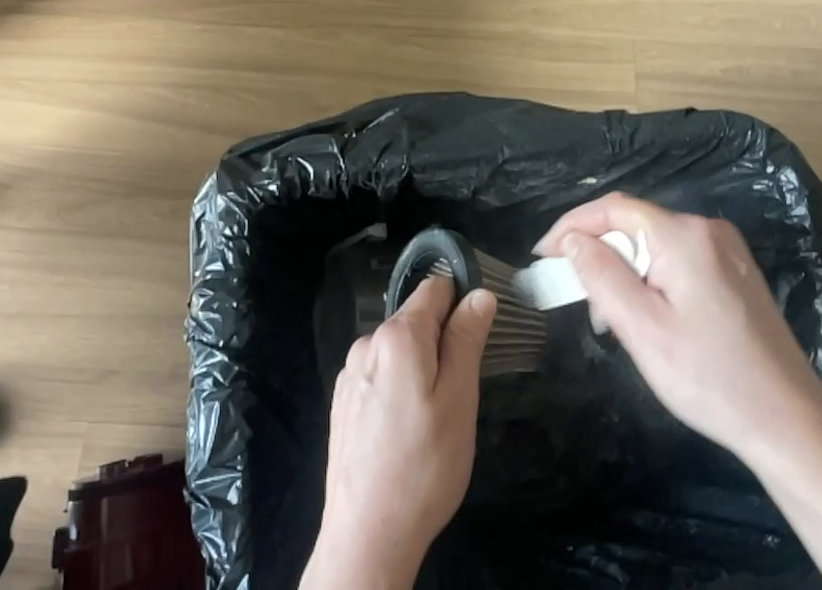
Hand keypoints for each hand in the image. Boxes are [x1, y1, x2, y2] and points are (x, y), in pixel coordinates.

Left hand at [301, 276, 496, 589]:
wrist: (368, 533)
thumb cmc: (425, 464)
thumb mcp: (459, 398)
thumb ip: (466, 340)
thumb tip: (479, 294)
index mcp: (396, 336)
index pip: (435, 288)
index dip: (462, 303)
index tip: (478, 338)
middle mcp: (366, 345)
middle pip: (416, 321)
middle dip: (442, 344)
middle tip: (459, 393)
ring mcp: (349, 375)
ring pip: (399, 353)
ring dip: (421, 370)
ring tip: (434, 419)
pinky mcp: (342, 404)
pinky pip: (380, 378)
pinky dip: (399, 391)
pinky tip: (406, 433)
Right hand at [536, 193, 821, 460]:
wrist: (789, 422)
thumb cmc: (709, 377)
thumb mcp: (642, 328)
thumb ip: (601, 275)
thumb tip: (573, 240)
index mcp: (684, 236)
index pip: (613, 209)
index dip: (571, 226)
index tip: (542, 257)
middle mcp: (708, 230)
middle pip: (634, 226)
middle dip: (599, 258)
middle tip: (580, 304)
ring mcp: (727, 252)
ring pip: (654, 247)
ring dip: (623, 274)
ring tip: (612, 324)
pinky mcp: (736, 274)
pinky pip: (678, 262)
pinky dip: (650, 282)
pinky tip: (648, 321)